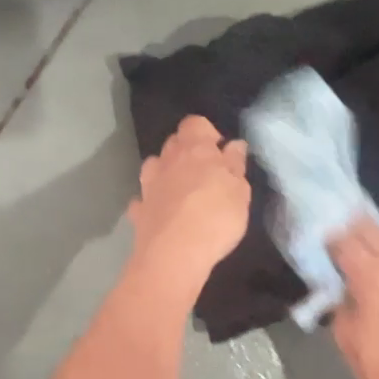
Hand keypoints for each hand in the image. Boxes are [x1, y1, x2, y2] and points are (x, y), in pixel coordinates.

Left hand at [127, 116, 250, 294]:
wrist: (174, 255)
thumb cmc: (215, 217)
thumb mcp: (240, 190)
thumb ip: (236, 164)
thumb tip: (235, 144)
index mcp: (194, 148)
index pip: (195, 123)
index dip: (207, 132)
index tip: (220, 152)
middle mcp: (167, 160)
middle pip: (174, 142)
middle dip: (188, 151)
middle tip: (206, 172)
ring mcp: (148, 185)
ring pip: (155, 166)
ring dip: (167, 172)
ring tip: (183, 191)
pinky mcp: (139, 210)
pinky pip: (144, 198)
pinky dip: (152, 201)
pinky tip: (163, 213)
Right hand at [330, 219, 378, 378]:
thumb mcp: (347, 339)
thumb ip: (340, 305)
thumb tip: (339, 289)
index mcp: (372, 278)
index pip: (345, 242)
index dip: (329, 239)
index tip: (318, 241)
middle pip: (372, 231)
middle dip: (352, 230)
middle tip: (335, 236)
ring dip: (374, 239)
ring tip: (356, 246)